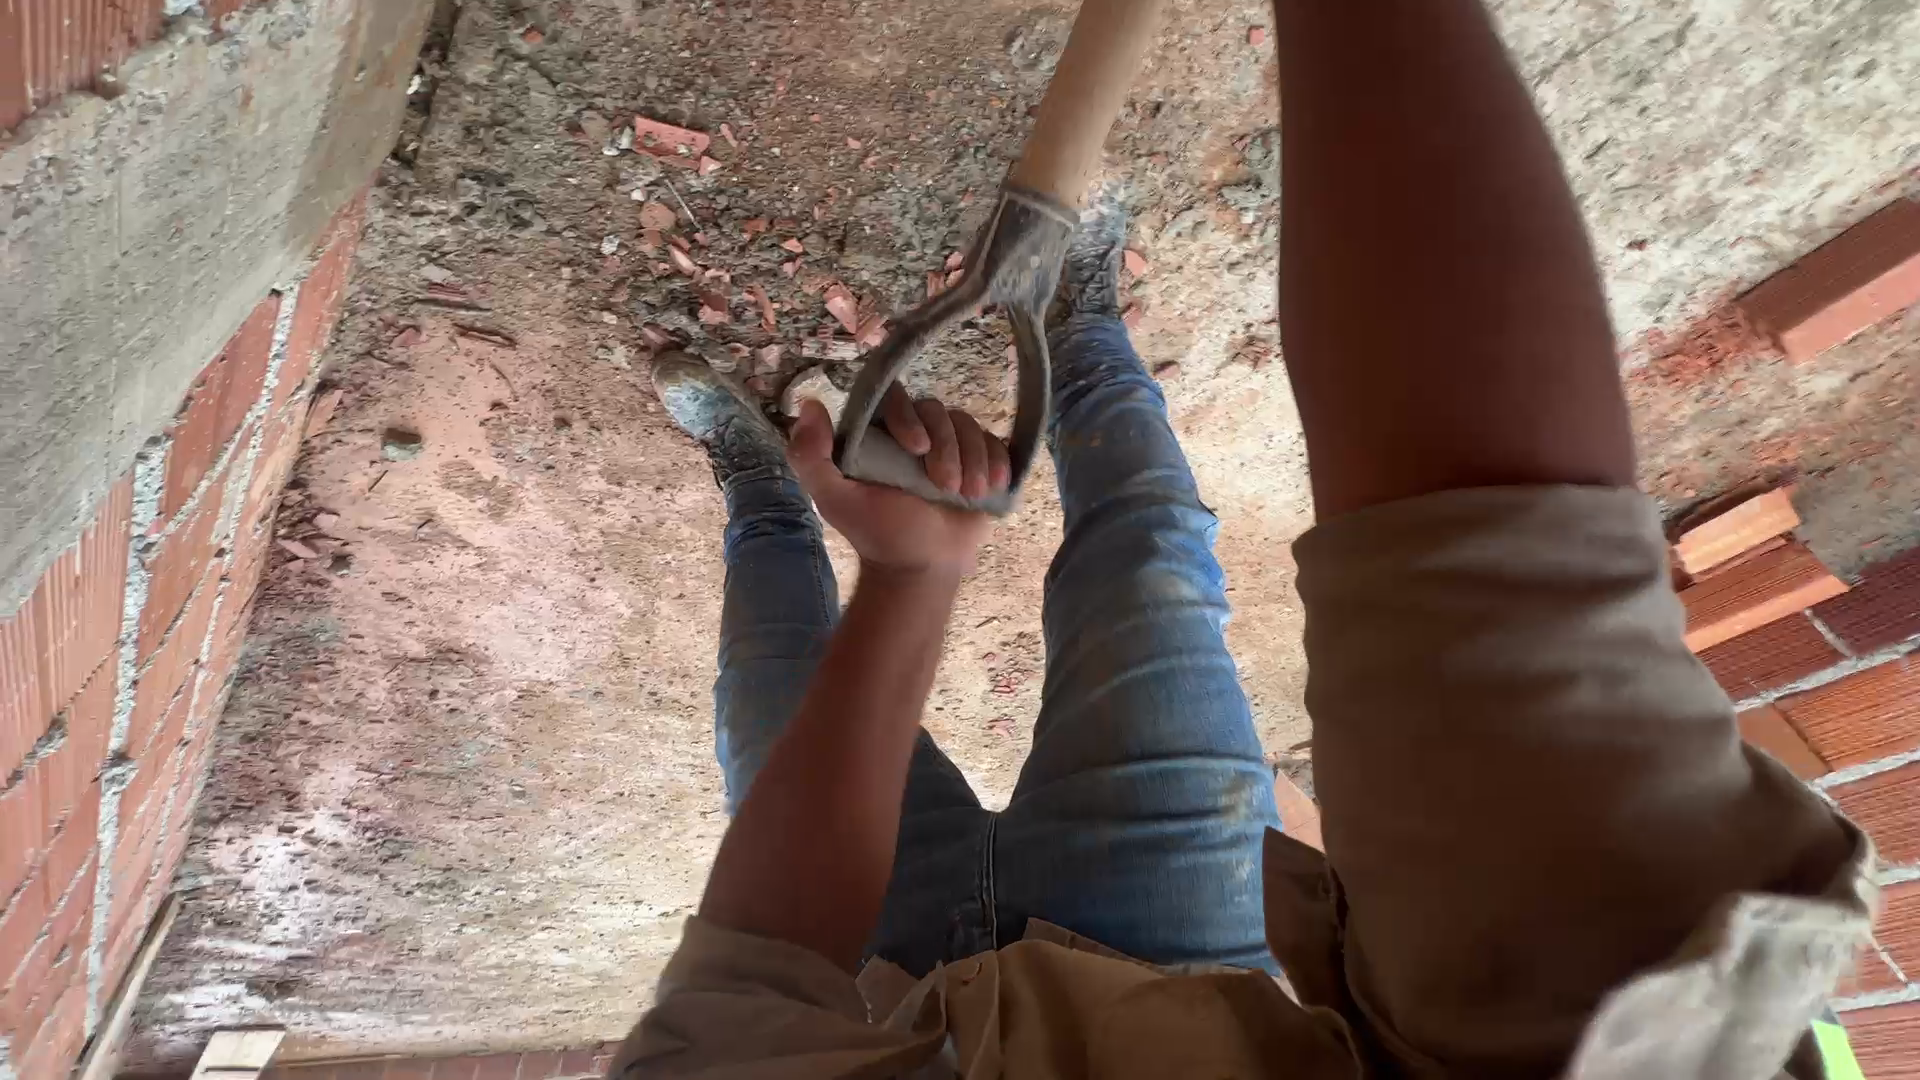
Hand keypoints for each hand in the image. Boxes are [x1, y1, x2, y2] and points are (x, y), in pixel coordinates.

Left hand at [786, 386, 1010, 575]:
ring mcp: (951, 448)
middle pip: (939, 411)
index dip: (909, 417)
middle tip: (946, 487)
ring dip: (974, 460)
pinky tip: (992, 487)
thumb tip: (810, 404)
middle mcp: (917, 435)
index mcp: (881, 435)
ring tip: (970, 494)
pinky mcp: (980, 463)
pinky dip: (998, 461)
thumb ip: (810, 457)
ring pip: (969, 425)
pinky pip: (995, 443)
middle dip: (948, 448)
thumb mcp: (836, 500)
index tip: (917, 449)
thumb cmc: (880, 534)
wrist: (923, 569)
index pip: (896, 399)